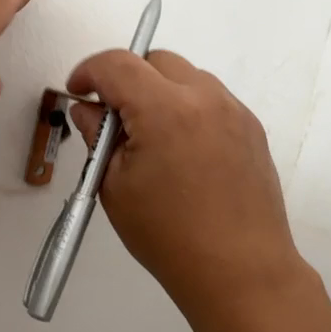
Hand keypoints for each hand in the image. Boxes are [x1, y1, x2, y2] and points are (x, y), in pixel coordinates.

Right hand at [66, 50, 304, 316]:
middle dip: (127, 78)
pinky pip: (212, 101)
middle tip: (111, 117)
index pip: (117, 64)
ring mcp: (235, 112)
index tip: (78, 91)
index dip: (89, 72)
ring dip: (160, 91)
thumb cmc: (169, 236)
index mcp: (165, 110)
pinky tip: (180, 153)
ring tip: (148, 138)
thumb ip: (98, 138)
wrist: (240, 270)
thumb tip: (89, 111)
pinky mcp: (252, 130)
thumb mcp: (115, 188)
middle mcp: (205, 99)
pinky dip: (187, 109)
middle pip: (156, 61)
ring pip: (187, 77)